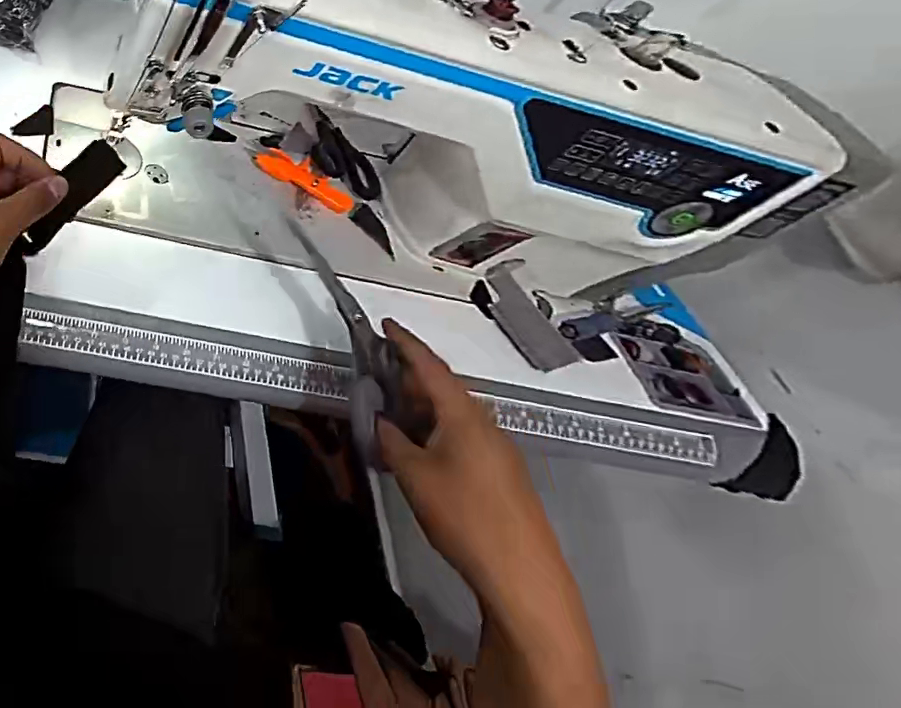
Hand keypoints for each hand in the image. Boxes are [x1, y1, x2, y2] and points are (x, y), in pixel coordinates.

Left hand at [0, 136, 66, 380]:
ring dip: (22, 206)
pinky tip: (23, 238)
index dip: (28, 160)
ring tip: (37, 221)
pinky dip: (13, 225)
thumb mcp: (0, 223)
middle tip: (48, 200)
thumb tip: (54, 185)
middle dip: (28, 183)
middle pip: (1, 170)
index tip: (48, 181)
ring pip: (0, 196)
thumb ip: (33, 201)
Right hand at [374, 320, 566, 609]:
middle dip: (409, 379)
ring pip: (452, 415)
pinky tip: (417, 450)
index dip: (406, 343)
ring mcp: (497, 449)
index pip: (430, 367)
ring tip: (390, 416)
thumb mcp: (413, 475)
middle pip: (443, 389)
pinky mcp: (502, 474)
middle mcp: (484, 424)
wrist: (523, 576)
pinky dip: (435, 430)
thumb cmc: (465, 516)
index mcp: (463, 416)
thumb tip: (381, 422)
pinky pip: (462, 436)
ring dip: (420, 409)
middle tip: (377, 378)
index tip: (386, 325)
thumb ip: (391, 440)